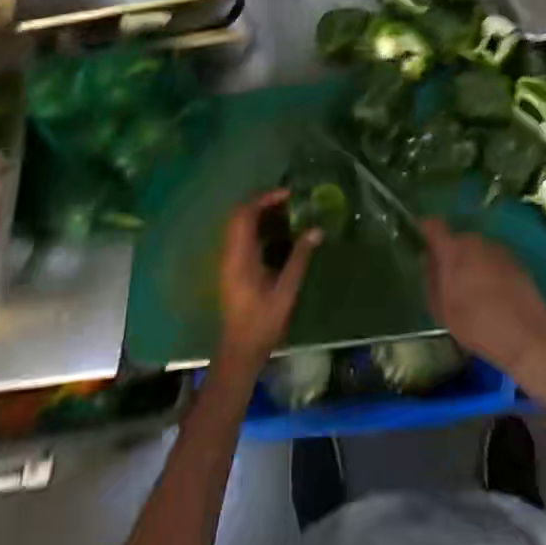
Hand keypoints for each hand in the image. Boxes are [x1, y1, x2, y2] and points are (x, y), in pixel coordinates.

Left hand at [218, 190, 320, 366]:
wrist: (240, 350)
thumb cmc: (263, 321)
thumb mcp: (286, 290)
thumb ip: (299, 258)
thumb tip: (316, 230)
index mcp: (240, 256)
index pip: (246, 214)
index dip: (265, 199)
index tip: (288, 194)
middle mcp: (230, 253)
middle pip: (239, 215)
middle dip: (262, 202)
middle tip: (289, 200)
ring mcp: (228, 261)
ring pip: (239, 226)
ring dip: (259, 214)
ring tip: (287, 212)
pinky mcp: (232, 268)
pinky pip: (241, 237)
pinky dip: (258, 228)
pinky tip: (279, 234)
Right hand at [421, 220, 545, 380]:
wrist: (527, 337)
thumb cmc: (477, 326)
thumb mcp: (441, 309)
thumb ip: (430, 279)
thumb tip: (427, 260)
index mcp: (453, 250)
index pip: (433, 225)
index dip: (423, 230)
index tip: (419, 242)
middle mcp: (476, 242)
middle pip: (456, 239)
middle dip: (449, 253)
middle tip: (447, 276)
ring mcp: (499, 249)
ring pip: (476, 249)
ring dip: (470, 261)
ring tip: (471, 288)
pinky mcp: (516, 260)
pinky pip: (492, 258)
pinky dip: (488, 268)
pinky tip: (492, 293)